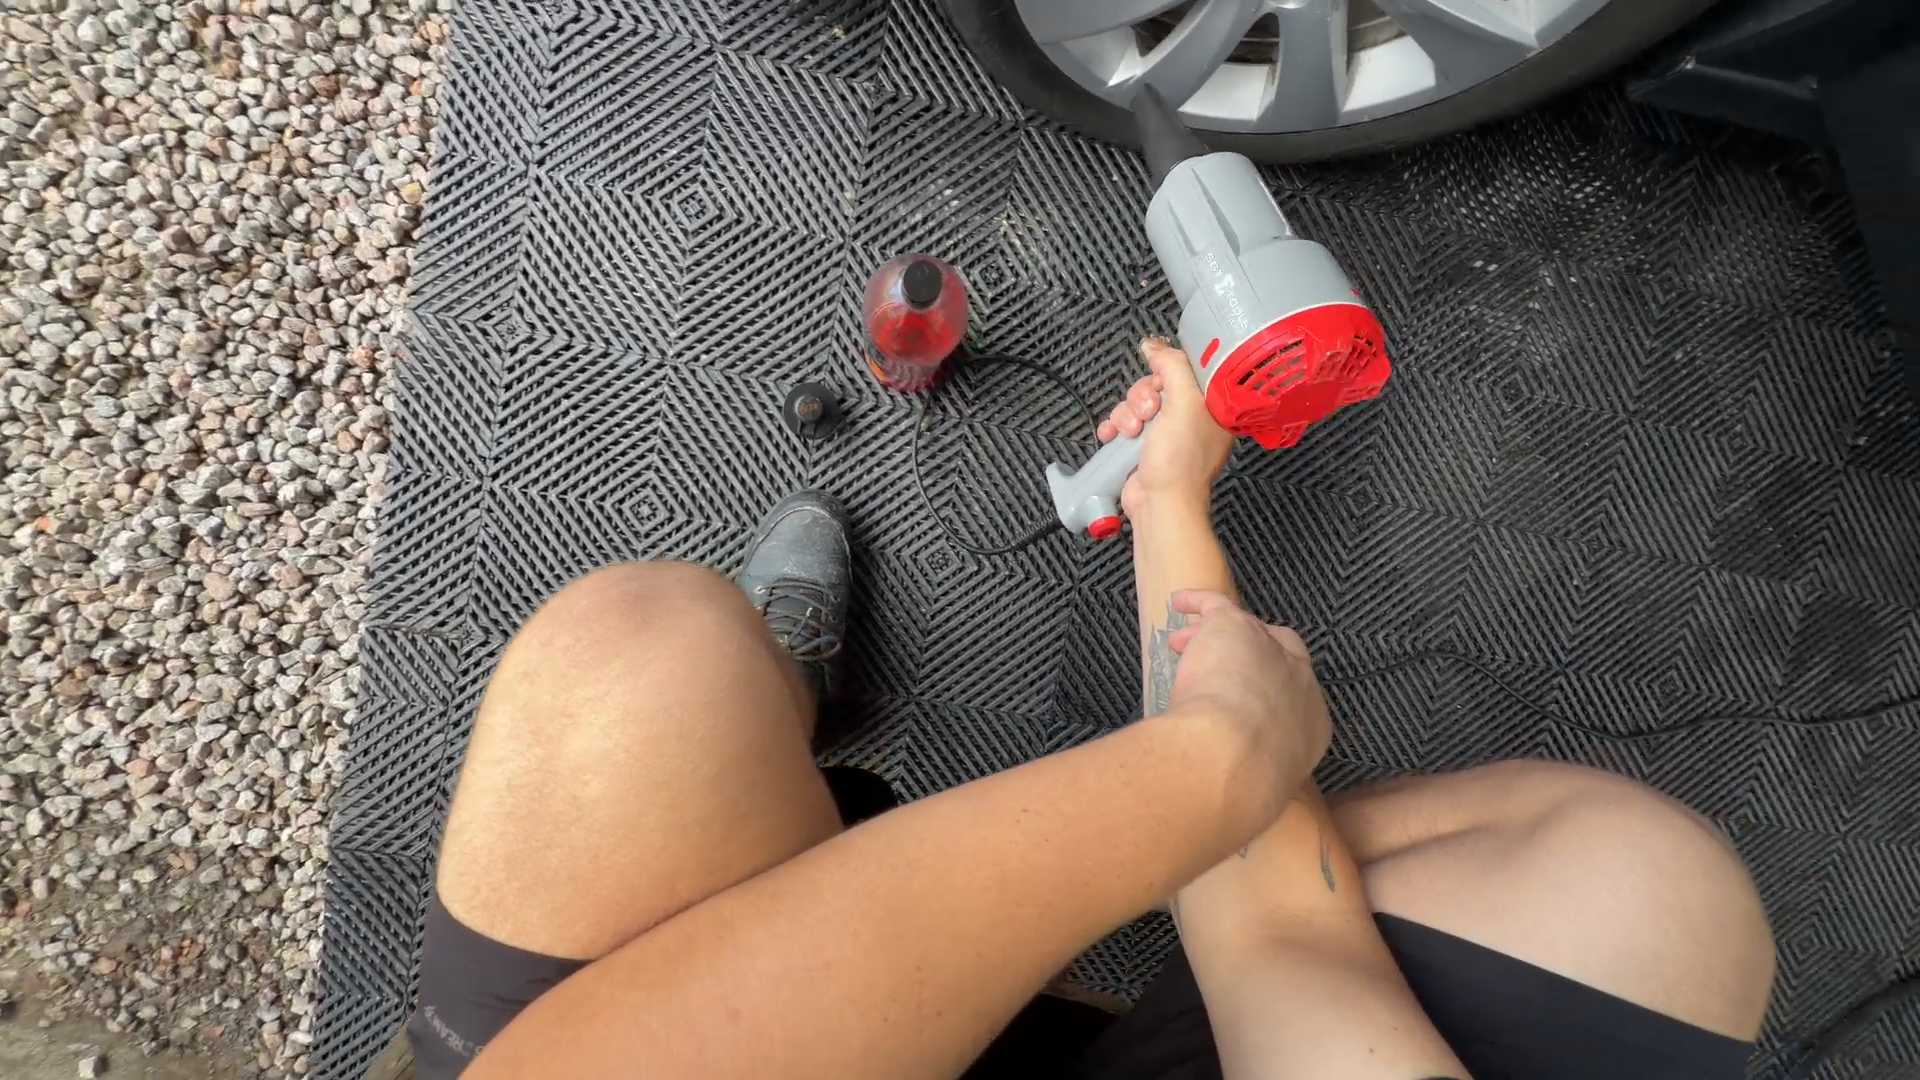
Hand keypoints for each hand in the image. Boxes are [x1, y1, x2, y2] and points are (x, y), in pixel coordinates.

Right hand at [1097, 338, 1234, 518]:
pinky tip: (1114, 435)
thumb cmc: (1180, 464)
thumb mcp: (1184, 402)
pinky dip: (1115, 427)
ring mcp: (1166, 433)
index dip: (1167, 372)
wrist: (1160, 503)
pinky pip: (1123, 423)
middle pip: (1155, 385)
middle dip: (1142, 397)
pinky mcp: (1144, 446)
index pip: (1186, 369)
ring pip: (1136, 403)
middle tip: (1148, 413)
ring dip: (1126, 414)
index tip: (1160, 381)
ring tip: (1132, 432)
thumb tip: (1155, 346)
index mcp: (1210, 405)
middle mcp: (1189, 418)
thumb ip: (1173, 367)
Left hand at [1166, 589, 1328, 810]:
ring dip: (1215, 636)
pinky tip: (1179, 602)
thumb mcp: (1254, 789)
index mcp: (1310, 728)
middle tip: (1225, 663)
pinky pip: (1218, 605)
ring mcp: (1271, 651)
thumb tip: (1225, 808)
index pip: (1294, 700)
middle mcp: (1300, 684)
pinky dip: (1198, 602)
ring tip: (1184, 639)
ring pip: (1246, 631)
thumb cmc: (1241, 781)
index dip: (1269, 694)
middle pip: (1282, 655)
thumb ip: (1249, 785)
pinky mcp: (1236, 628)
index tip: (1245, 700)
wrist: (1237, 755)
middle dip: (1255, 657)